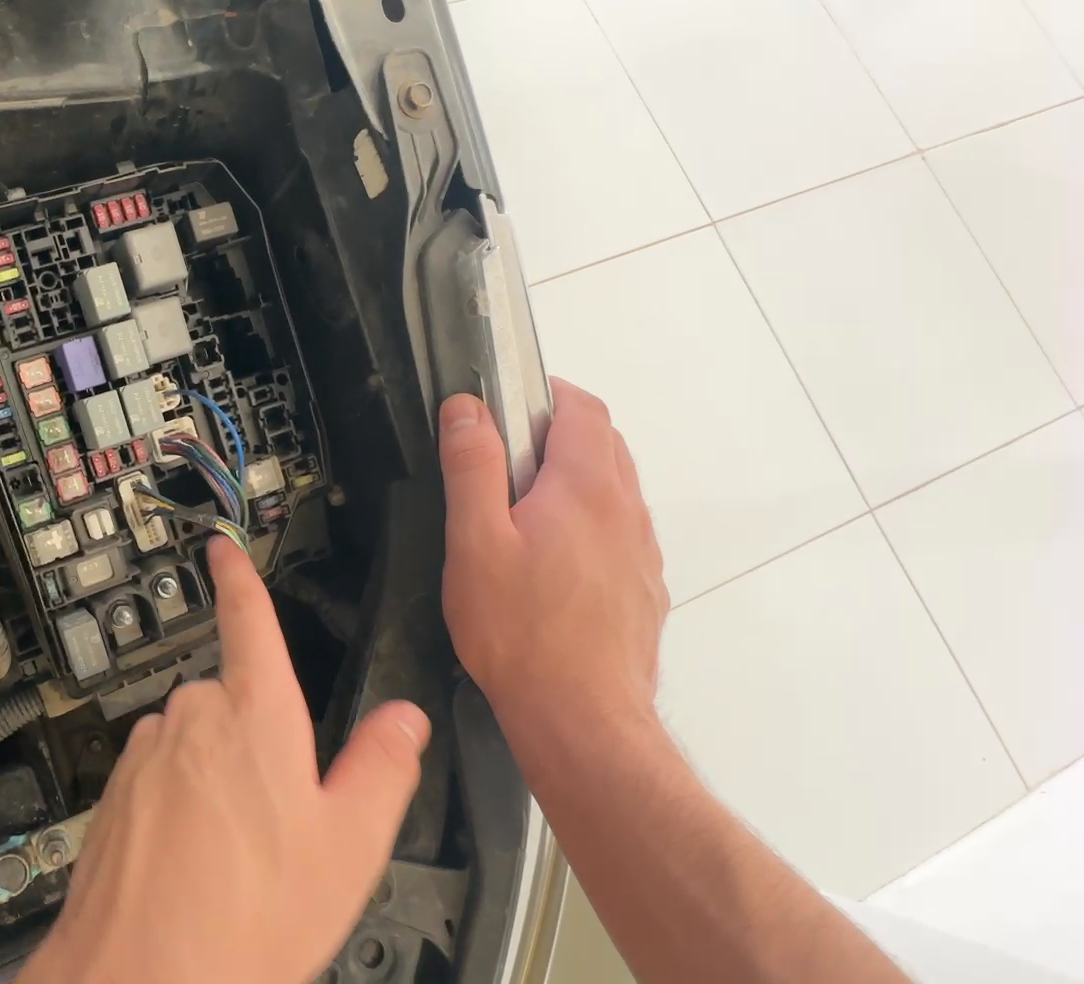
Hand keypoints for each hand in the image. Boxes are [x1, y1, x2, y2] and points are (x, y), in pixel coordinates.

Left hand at [19, 538, 431, 983]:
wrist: (141, 973)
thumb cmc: (246, 915)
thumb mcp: (347, 844)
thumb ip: (381, 766)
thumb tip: (404, 720)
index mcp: (255, 713)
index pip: (249, 620)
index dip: (238, 577)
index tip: (223, 548)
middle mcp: (194, 715)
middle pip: (234, 698)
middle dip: (256, 739)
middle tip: (278, 817)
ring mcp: (150, 749)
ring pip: (197, 740)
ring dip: (217, 778)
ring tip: (236, 854)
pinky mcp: (119, 785)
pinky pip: (161, 773)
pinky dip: (180, 801)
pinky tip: (195, 861)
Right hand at [436, 379, 668, 728]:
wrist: (581, 717)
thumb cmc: (518, 626)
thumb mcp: (475, 540)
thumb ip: (473, 467)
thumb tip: (467, 407)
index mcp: (587, 487)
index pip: (583, 409)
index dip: (547, 394)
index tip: (506, 407)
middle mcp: (626, 510)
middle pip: (605, 444)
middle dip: (558, 434)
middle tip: (503, 461)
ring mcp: (643, 552)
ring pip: (614, 490)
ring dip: (575, 480)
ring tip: (522, 515)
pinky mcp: (644, 589)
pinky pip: (619, 533)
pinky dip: (589, 522)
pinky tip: (551, 565)